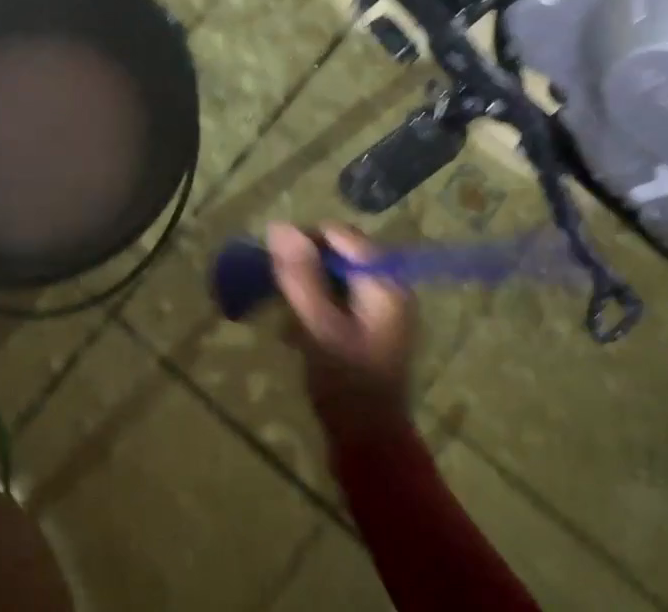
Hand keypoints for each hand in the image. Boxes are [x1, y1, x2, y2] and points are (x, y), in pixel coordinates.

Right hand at [269, 222, 419, 426]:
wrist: (370, 442)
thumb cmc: (346, 383)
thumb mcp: (317, 326)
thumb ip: (300, 276)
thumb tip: (278, 226)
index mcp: (385, 283)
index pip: (341, 235)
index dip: (306, 243)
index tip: (278, 269)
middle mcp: (389, 288)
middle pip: (339, 254)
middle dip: (305, 269)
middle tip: (280, 295)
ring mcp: (382, 309)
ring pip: (335, 277)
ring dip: (307, 290)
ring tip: (287, 318)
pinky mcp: (371, 328)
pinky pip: (338, 298)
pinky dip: (316, 307)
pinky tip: (298, 332)